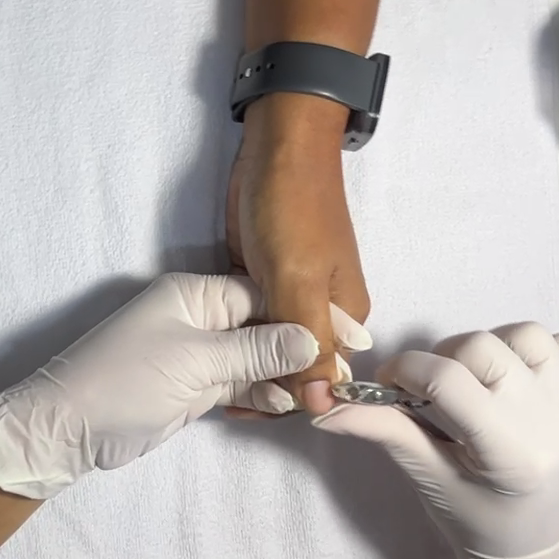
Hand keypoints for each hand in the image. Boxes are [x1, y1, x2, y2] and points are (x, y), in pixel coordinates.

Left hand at [0, 274, 321, 498]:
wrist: (71, 428)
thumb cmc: (127, 380)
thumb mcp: (195, 360)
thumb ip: (256, 349)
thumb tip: (313, 338)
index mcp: (196, 294)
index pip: (266, 295)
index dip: (308, 315)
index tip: (352, 338)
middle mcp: (202, 317)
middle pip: (266, 327)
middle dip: (302, 350)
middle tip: (343, 375)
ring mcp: (200, 354)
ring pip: (257, 359)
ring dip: (285, 376)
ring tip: (320, 396)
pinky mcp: (197, 386)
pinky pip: (241, 384)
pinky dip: (262, 394)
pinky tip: (287, 406)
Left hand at [227, 93, 371, 413]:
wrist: (276, 145)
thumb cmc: (292, 212)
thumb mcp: (299, 282)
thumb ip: (307, 342)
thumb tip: (322, 404)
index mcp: (343, 315)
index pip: (322, 374)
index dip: (294, 398)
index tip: (260, 413)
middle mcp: (319, 310)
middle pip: (292, 363)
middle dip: (268, 387)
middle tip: (234, 409)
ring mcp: (287, 293)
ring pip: (267, 345)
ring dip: (249, 367)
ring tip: (217, 395)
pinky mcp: (260, 279)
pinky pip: (249, 323)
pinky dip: (237, 341)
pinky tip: (215, 360)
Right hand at [313, 324, 558, 558]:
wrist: (531, 546)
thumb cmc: (470, 517)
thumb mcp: (424, 475)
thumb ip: (380, 430)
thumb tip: (323, 406)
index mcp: (509, 454)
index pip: (447, 380)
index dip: (406, 368)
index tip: (391, 382)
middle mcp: (554, 427)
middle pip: (484, 348)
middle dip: (443, 357)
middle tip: (433, 386)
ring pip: (526, 335)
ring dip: (491, 350)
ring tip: (477, 381)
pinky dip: (532, 352)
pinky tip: (514, 382)